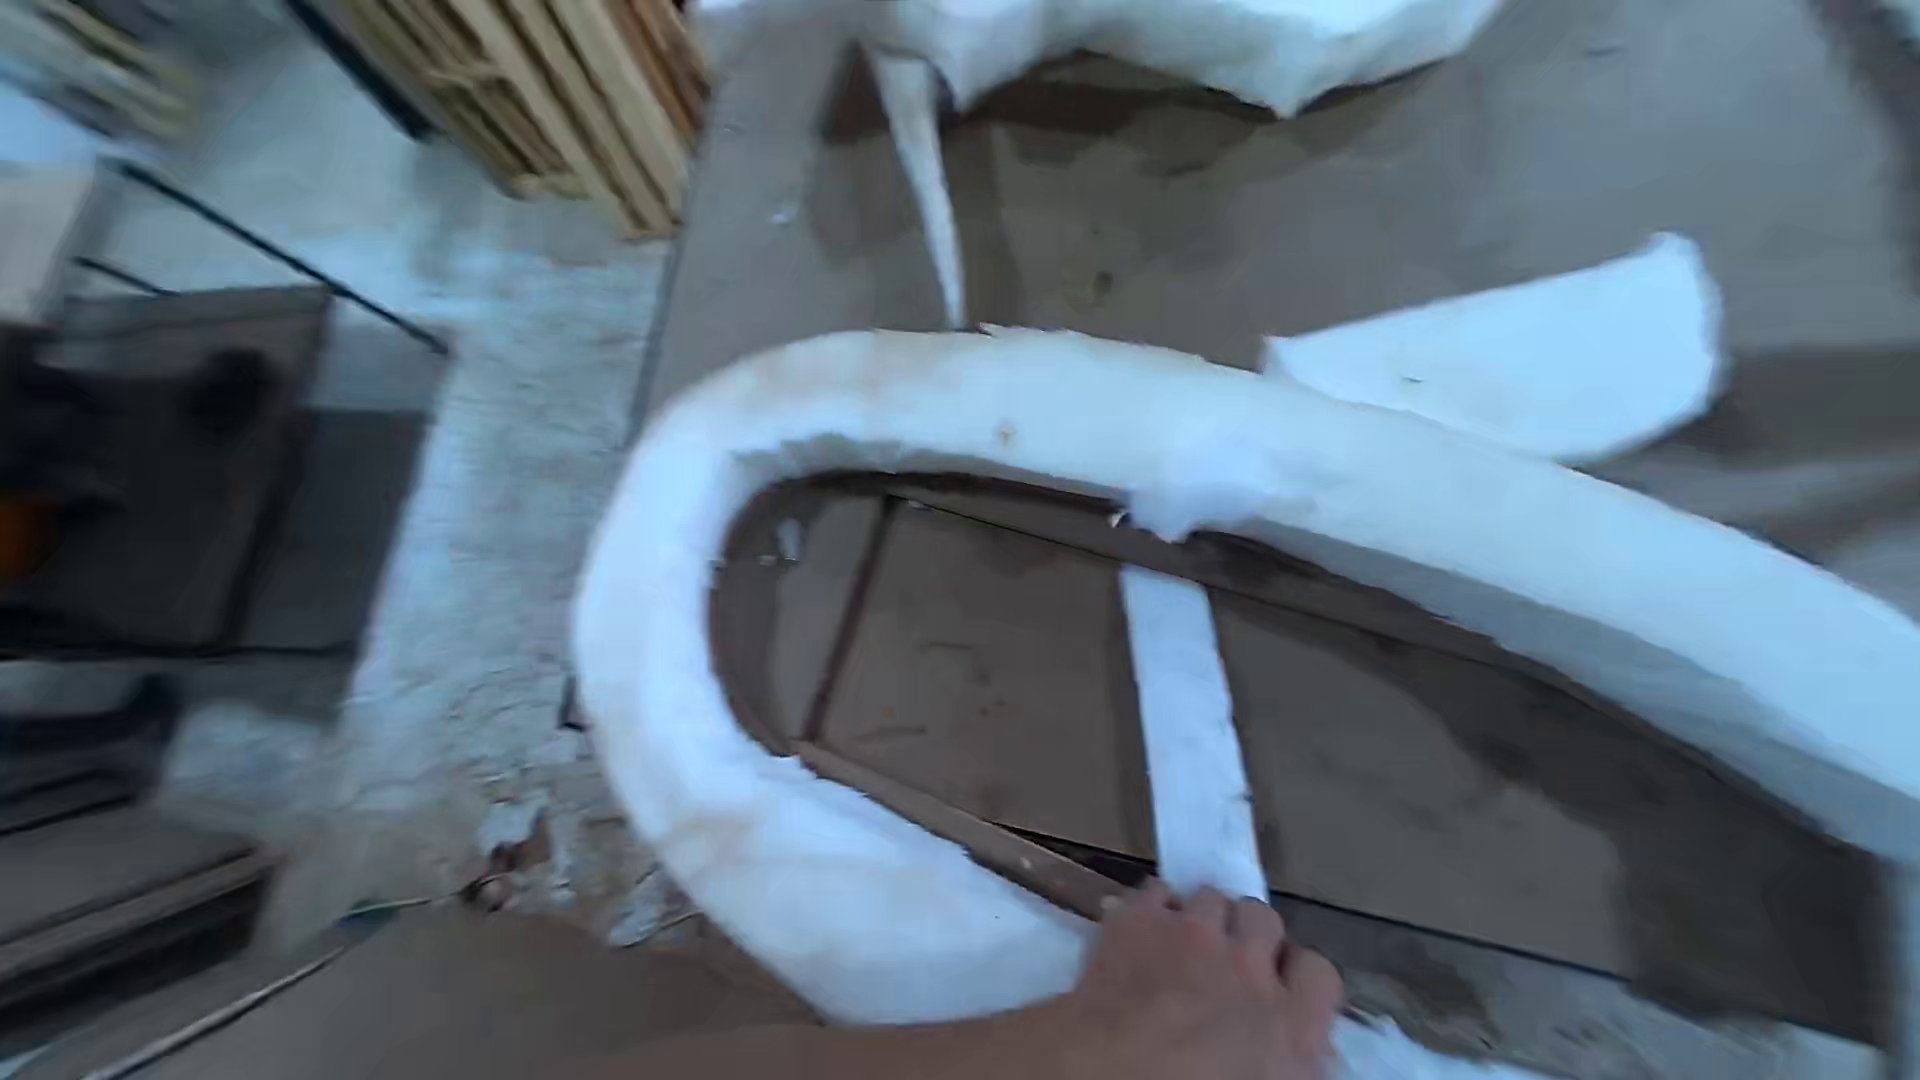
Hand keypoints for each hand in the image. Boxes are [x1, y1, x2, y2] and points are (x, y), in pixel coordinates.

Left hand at [1050, 880, 1344, 1079]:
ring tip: (1184, 940)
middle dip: (1248, 931)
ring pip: (1210, 895)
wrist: (1112, 1078)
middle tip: (1229, 955)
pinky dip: (1155, 906)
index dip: (1298, 974)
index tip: (1280, 983)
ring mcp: (1190, 933)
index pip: (1319, 973)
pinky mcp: (1139, 917)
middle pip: (1262, 916)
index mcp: (1290, 1029)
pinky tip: (1146, 929)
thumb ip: (1288, 1057)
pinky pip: (1158, 889)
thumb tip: (1291, 1039)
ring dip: (1202, 915)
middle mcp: (1246, 968)